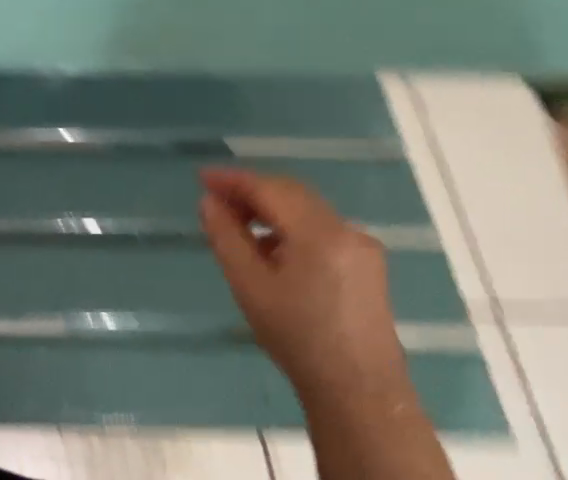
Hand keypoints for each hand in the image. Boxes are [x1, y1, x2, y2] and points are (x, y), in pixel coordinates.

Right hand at [198, 168, 411, 398]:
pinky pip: (321, 228)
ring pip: (306, 209)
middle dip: (251, 191)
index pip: (269, 189)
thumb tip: (210, 201)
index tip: (200, 178)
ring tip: (236, 224)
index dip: (232, 180)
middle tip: (214, 199)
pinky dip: (290, 225)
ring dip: (270, 208)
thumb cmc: (296, 336)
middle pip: (291, 193)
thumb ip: (225, 236)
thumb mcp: (248, 284)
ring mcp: (362, 248)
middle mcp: (347, 231)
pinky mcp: (367, 265)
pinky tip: (270, 247)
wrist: (358, 390)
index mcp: (320, 233)